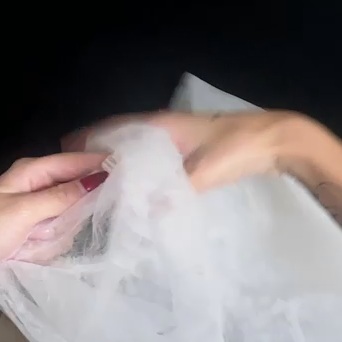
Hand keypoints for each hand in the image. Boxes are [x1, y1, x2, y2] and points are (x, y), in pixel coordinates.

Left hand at [0, 152, 110, 302]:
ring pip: (63, 220)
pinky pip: (50, 239)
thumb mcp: (23, 212)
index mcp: (27, 173)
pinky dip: (43, 248)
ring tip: (32, 244)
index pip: (70, 162)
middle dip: (73, 210)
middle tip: (70, 224)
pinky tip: (27, 254)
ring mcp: (28, 215)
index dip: (96, 163)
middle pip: (70, 192)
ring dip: (53, 235)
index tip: (128, 167)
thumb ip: (61, 197)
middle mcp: (30, 189)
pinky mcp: (25, 238)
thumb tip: (96, 179)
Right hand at [67, 110, 315, 191]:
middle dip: (100, 152)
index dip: (89, 137)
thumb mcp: (205, 171)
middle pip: (123, 137)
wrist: (279, 141)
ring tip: (99, 183)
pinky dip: (142, 170)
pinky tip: (138, 188)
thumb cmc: (239, 147)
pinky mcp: (193, 151)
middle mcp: (166, 127)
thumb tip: (146, 215)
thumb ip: (175, 192)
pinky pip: (156, 159)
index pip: (115, 127)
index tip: (63, 150)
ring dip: (121, 162)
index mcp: (162, 125)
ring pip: (139, 149)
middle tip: (75, 174)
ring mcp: (180, 138)